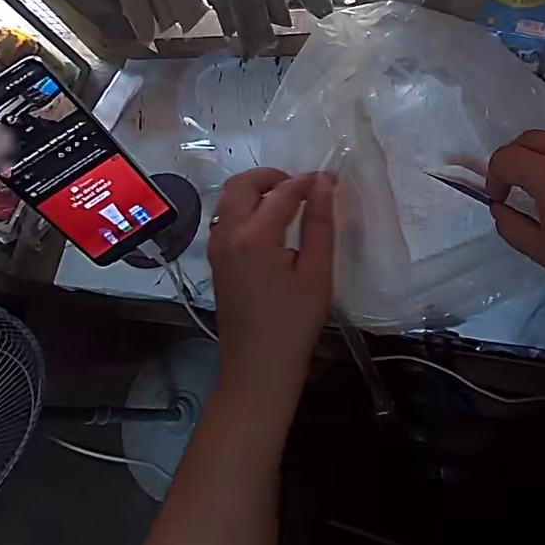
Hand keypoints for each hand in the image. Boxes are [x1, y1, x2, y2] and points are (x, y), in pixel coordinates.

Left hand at [207, 168, 335, 399]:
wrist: (257, 368)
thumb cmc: (294, 323)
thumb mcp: (317, 272)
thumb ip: (320, 223)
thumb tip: (324, 185)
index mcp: (254, 236)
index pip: (282, 192)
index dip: (307, 182)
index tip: (329, 180)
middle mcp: (228, 235)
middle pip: (242, 184)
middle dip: (272, 176)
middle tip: (301, 187)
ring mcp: (217, 247)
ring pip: (228, 198)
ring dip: (255, 190)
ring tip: (286, 203)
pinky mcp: (215, 259)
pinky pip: (225, 218)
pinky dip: (244, 207)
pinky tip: (269, 224)